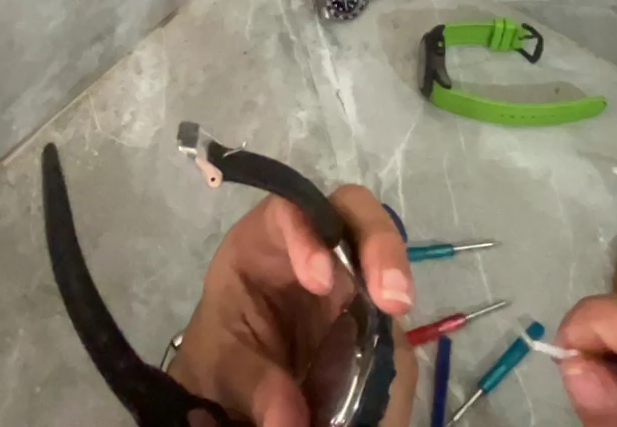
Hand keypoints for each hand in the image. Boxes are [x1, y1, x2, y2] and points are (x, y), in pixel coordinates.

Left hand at [167, 185, 417, 426]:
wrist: (241, 384)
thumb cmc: (223, 349)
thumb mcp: (220, 363)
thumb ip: (251, 383)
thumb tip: (287, 419)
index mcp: (267, 238)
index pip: (290, 210)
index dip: (309, 234)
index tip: (319, 280)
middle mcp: (316, 246)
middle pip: (355, 215)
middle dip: (379, 246)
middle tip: (392, 298)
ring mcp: (350, 279)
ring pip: (385, 263)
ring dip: (396, 296)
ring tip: (392, 345)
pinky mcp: (372, 320)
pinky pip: (391, 325)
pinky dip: (391, 350)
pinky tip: (379, 386)